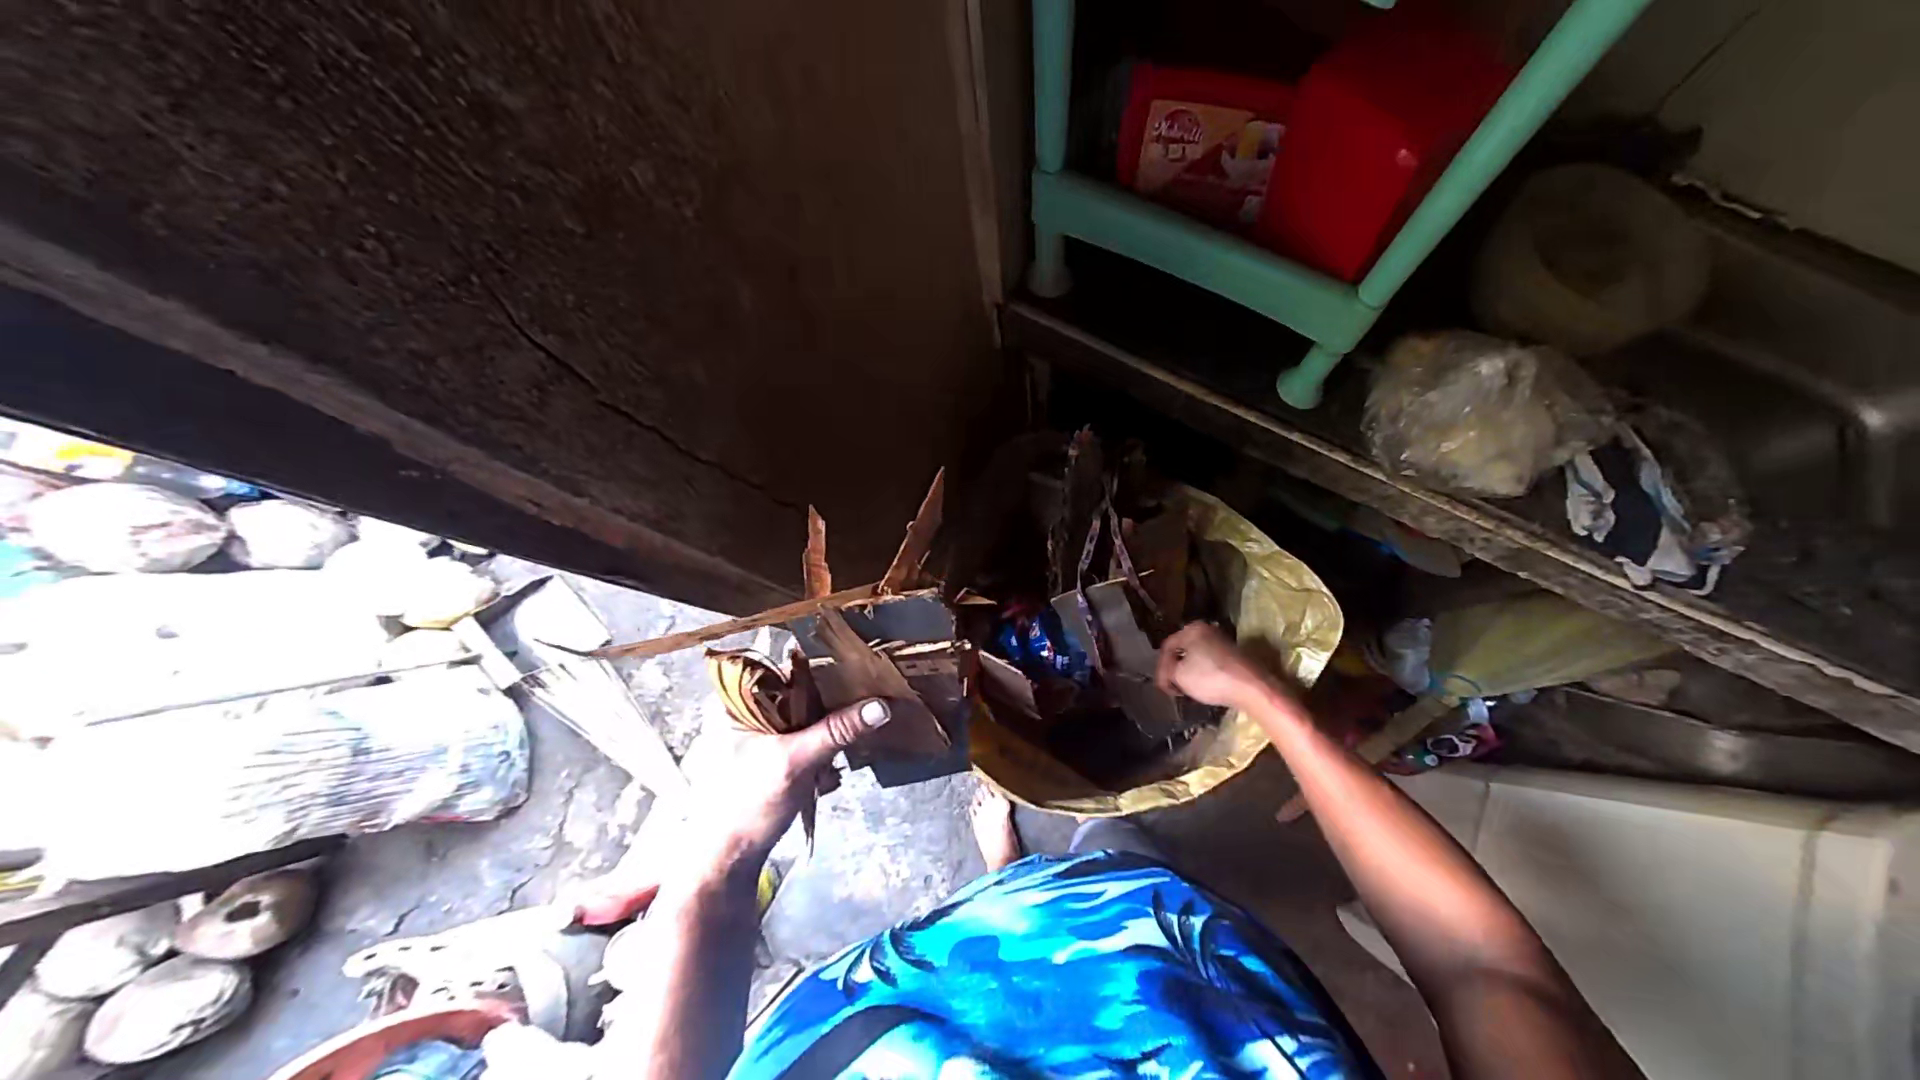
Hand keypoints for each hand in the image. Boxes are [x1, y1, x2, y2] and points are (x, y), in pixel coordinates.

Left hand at [566, 697, 891, 924]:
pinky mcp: (762, 760)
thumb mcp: (797, 761)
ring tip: (825, 767)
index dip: (815, 668)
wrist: (725, 865)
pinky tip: (820, 780)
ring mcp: (749, 738)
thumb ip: (838, 730)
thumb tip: (879, 705)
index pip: (780, 667)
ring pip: (800, 722)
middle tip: (846, 725)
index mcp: (732, 702)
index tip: (850, 672)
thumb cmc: (745, 806)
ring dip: (821, 741)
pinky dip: (813, 757)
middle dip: (824, 715)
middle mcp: (737, 713)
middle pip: (795, 695)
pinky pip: (798, 744)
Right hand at [1154, 622, 1282, 710]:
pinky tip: (1203, 686)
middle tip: (1173, 687)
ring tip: (1186, 689)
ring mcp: (1222, 642)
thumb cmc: (1211, 678)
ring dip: (1188, 673)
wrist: (1252, 688)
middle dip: (1174, 670)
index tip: (1163, 688)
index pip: (1166, 648)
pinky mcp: (1233, 655)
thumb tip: (1169, 670)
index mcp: (1192, 629)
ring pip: (1196, 657)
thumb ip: (1166, 670)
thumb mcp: (1178, 674)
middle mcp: (1207, 630)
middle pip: (1182, 651)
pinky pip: (1210, 662)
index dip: (1161, 669)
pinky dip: (1203, 673)